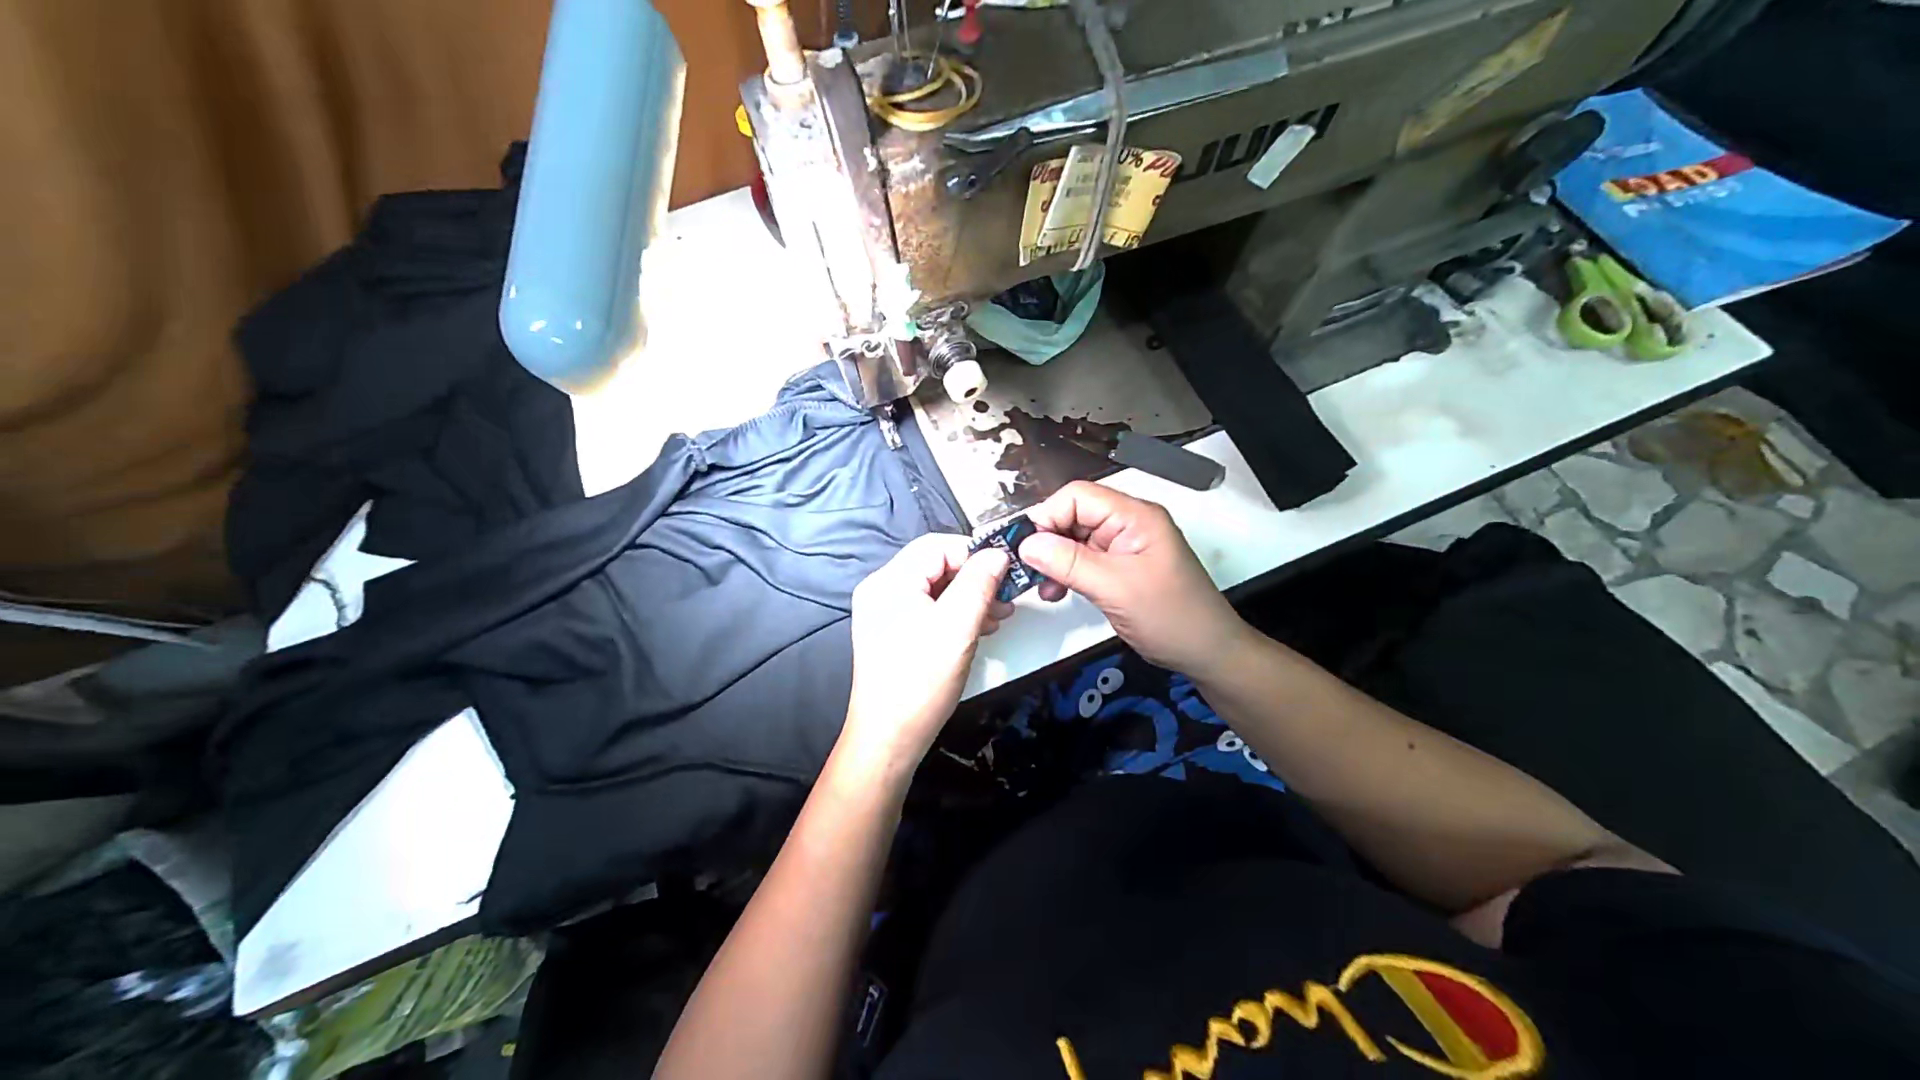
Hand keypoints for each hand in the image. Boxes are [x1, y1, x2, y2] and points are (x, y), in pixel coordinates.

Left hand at [841, 534, 1012, 779]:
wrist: (888, 739)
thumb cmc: (919, 683)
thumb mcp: (957, 626)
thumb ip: (978, 583)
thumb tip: (997, 554)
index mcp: (889, 581)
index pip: (937, 545)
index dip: (974, 554)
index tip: (1004, 572)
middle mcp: (882, 591)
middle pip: (936, 565)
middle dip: (975, 578)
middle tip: (1006, 596)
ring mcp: (885, 614)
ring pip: (936, 588)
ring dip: (969, 597)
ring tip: (998, 615)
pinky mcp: (893, 635)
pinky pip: (929, 610)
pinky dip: (955, 614)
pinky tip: (979, 628)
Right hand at [1018, 481, 1251, 679]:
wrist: (1207, 652)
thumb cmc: (1174, 618)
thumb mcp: (1115, 588)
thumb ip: (1069, 563)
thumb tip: (1028, 544)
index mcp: (1135, 517)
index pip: (1078, 496)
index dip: (1048, 516)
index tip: (1026, 546)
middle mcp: (1128, 524)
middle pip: (1073, 515)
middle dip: (1047, 540)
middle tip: (1029, 569)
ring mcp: (1124, 546)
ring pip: (1074, 539)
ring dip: (1053, 560)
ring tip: (1044, 586)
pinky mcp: (1119, 568)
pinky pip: (1082, 560)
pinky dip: (1065, 573)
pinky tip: (1056, 591)